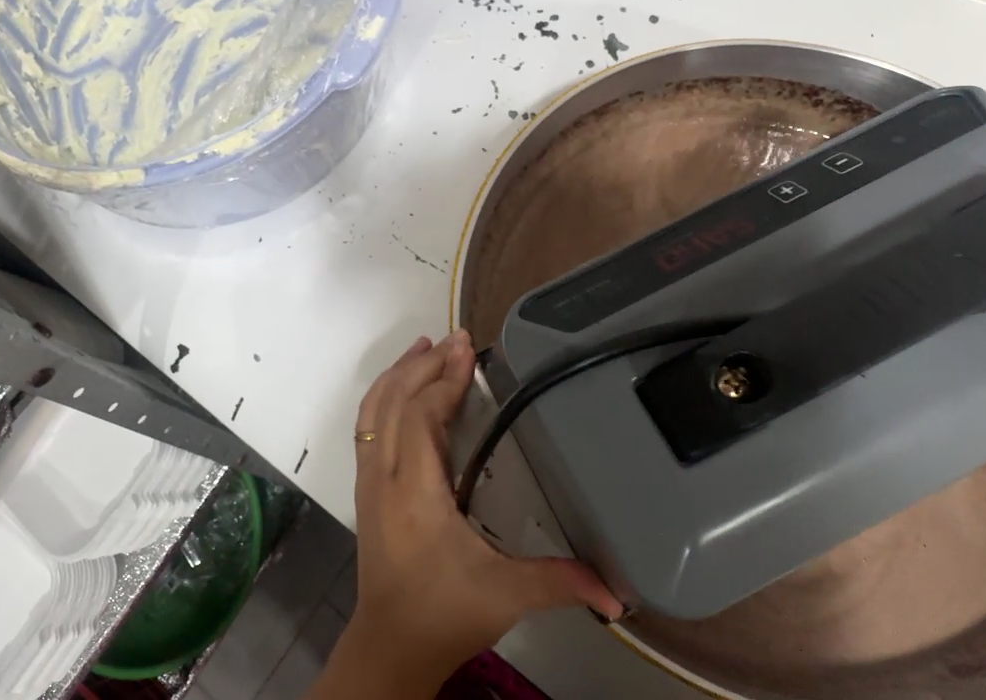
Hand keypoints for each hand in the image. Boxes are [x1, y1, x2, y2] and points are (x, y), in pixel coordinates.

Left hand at [322, 331, 620, 696]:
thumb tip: (618, 591)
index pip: (420, 416)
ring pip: (374, 411)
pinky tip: (401, 388)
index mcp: (414, 491)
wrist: (390, 647)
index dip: (443, 381)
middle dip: (423, 365)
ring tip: (425, 346)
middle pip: (394, 403)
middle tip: (456, 338)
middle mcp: (383, 477)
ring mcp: (369, 482)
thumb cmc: (445, 614)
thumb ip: (560, 582)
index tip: (468, 352)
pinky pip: (369, 427)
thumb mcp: (507, 595)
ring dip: (398, 374)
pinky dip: (384, 396)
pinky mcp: (366, 489)